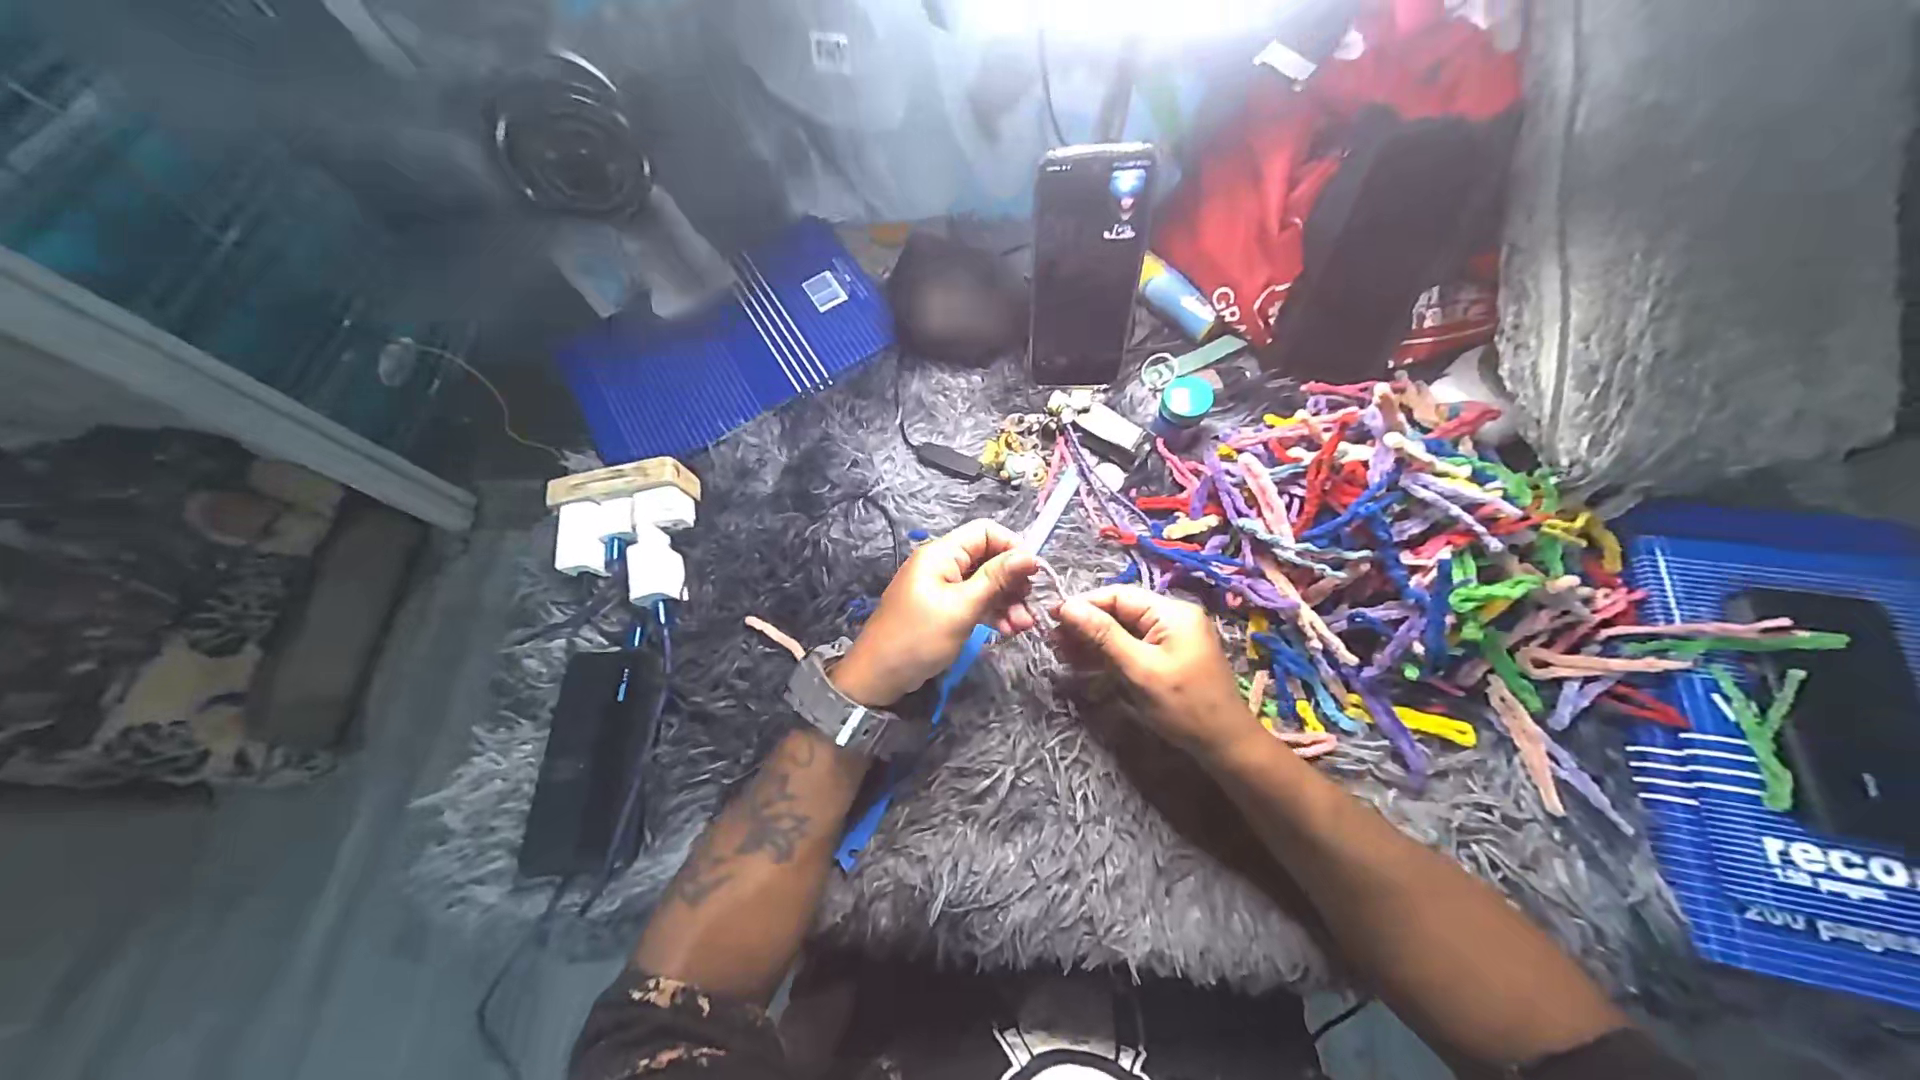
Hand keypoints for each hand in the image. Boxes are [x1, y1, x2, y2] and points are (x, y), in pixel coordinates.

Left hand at [832, 519, 1038, 706]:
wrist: (877, 677)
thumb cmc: (918, 638)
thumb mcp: (962, 608)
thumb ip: (996, 579)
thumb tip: (1031, 554)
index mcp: (941, 553)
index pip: (986, 531)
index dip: (1013, 547)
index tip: (1034, 574)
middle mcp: (942, 563)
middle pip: (988, 557)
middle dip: (1013, 580)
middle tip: (1032, 606)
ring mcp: (942, 586)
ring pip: (985, 582)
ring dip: (1007, 600)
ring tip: (1023, 626)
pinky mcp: (943, 607)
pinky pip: (974, 600)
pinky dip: (992, 611)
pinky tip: (1008, 629)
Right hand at [1054, 585, 1255, 758]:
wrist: (1226, 745)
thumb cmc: (1184, 706)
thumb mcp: (1138, 670)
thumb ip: (1102, 635)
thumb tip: (1066, 607)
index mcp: (1171, 612)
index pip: (1117, 596)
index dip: (1082, 605)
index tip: (1051, 620)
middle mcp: (1173, 617)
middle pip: (1119, 611)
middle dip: (1085, 625)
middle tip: (1053, 643)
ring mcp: (1172, 637)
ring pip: (1123, 630)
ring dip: (1093, 642)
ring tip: (1063, 655)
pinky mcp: (1168, 656)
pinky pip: (1133, 646)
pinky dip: (1109, 654)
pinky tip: (1086, 664)